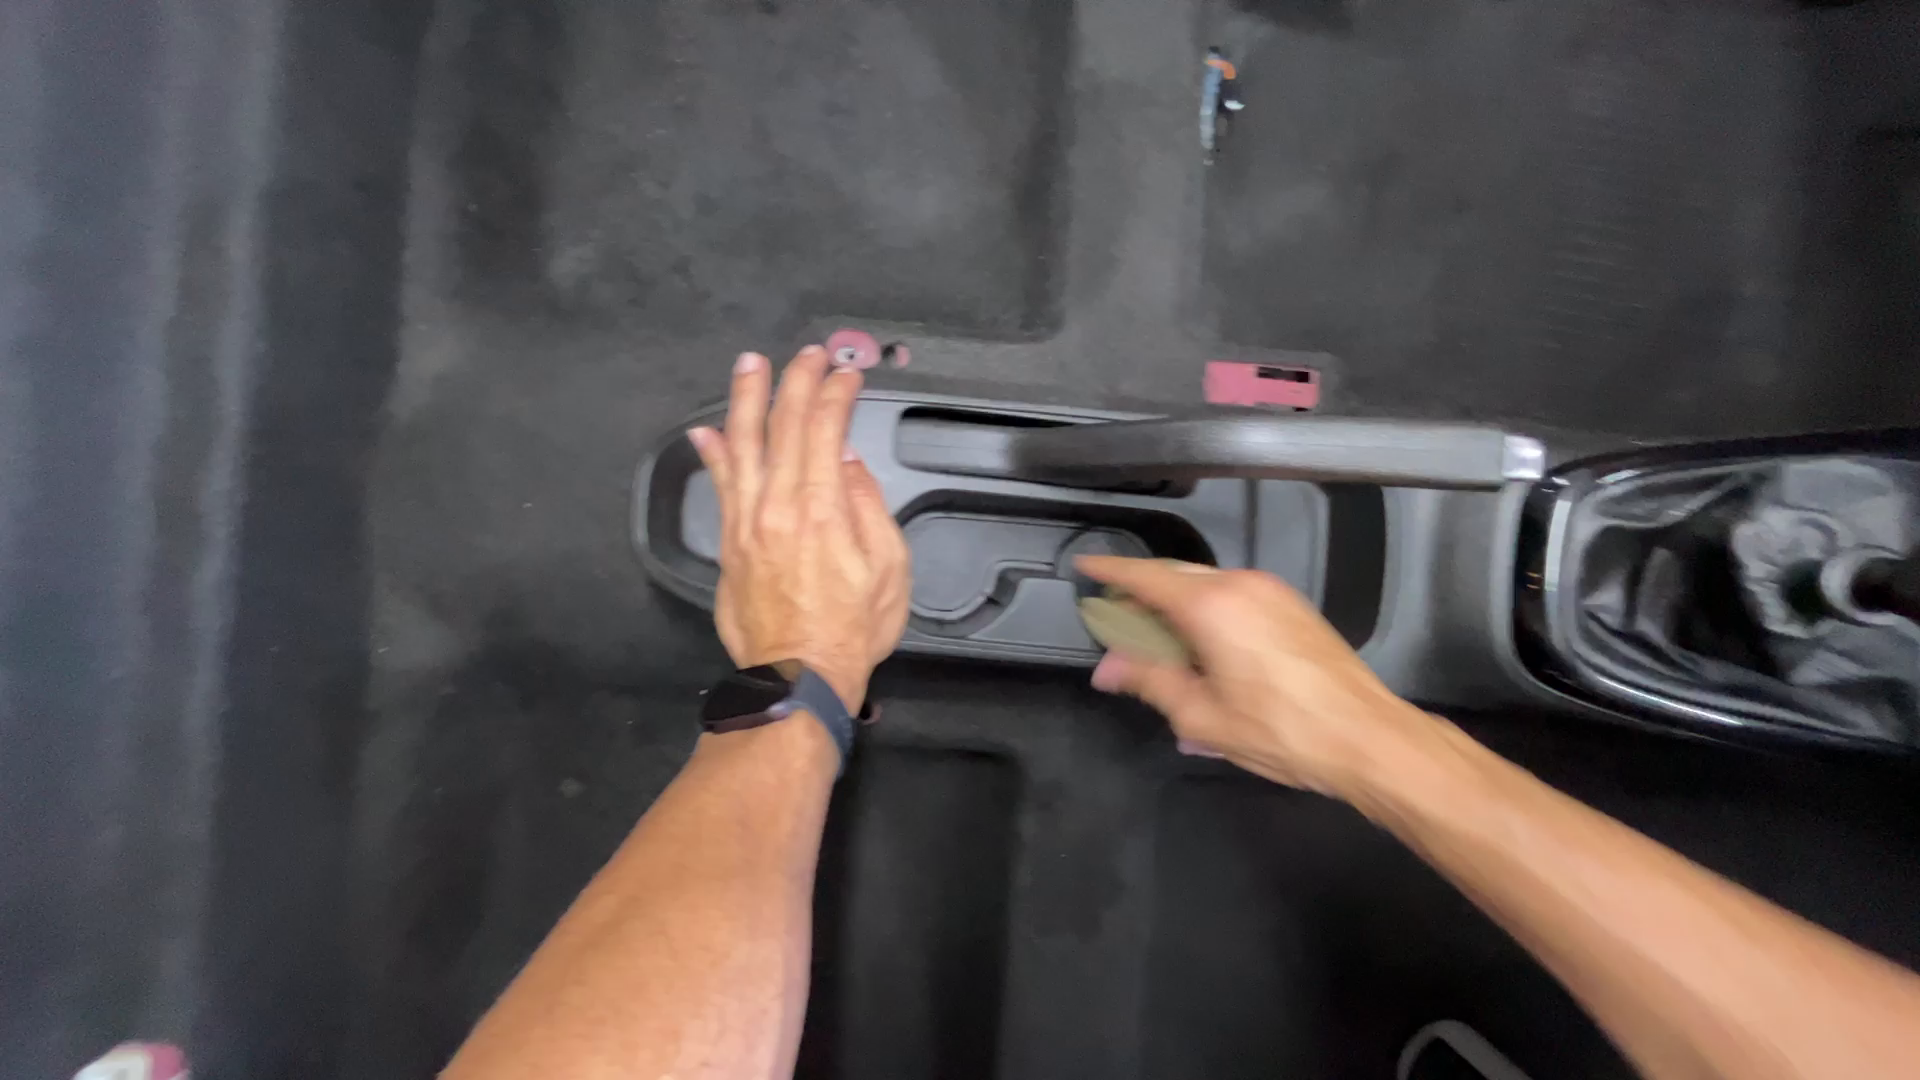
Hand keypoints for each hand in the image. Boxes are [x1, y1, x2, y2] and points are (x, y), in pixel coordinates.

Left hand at [687, 347, 911, 708]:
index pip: (825, 429)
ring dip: (748, 399)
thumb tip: (847, 463)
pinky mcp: (728, 542)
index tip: (847, 374)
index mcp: (823, 508)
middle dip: (796, 381)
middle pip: (783, 425)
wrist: (798, 674)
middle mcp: (778, 504)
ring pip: (742, 444)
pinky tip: (706, 429)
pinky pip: (718, 485)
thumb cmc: (853, 626)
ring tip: (751, 364)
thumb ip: (869, 507)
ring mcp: (746, 521)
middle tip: (807, 354)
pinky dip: (713, 452)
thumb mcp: (889, 567)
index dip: (836, 393)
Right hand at [1076, 557, 1439, 798]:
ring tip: (1158, 642)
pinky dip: (1205, 609)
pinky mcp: (1291, 606)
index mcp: (1210, 606)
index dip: (1110, 570)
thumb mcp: (1201, 714)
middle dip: (1140, 593)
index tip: (1087, 566)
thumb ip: (1148, 681)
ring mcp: (1271, 592)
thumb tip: (1108, 669)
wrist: (1370, 738)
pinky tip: (1202, 647)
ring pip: (1204, 584)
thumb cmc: (1282, 730)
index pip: (1145, 576)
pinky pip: (1232, 594)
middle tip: (1118, 621)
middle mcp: (1239, 586)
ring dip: (1174, 603)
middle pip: (1173, 575)